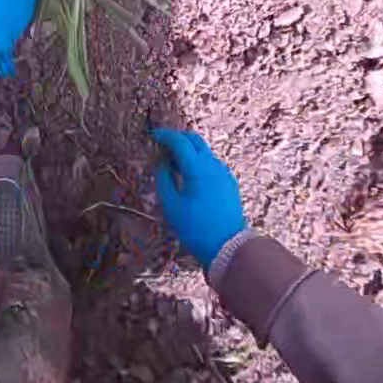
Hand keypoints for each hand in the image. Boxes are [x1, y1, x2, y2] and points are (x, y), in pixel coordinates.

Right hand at [151, 127, 248, 267]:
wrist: (229, 246)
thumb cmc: (196, 228)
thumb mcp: (172, 206)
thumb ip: (164, 179)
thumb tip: (163, 164)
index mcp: (198, 168)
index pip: (180, 141)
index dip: (165, 136)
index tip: (153, 136)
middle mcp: (213, 165)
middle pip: (195, 140)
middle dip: (178, 138)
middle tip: (163, 146)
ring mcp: (223, 173)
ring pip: (204, 152)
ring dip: (188, 151)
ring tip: (173, 164)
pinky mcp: (228, 182)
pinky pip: (210, 164)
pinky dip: (197, 162)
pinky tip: (188, 177)